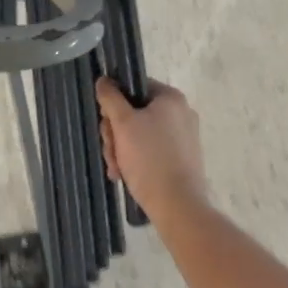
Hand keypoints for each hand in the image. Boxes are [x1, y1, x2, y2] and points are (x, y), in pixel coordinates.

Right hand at [95, 78, 208, 224]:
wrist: (178, 207)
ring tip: (117, 168)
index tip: (106, 122)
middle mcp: (181, 114)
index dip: (114, 103)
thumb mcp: (123, 123)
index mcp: (171, 98)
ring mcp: (184, 138)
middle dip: (116, 133)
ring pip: (140, 134)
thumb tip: (104, 80)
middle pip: (135, 113)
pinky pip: (152, 151)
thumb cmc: (149, 159)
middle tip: (110, 150)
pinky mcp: (183, 160)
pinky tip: (124, 175)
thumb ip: (110, 97)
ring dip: (122, 148)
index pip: (134, 87)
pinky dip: (136, 160)